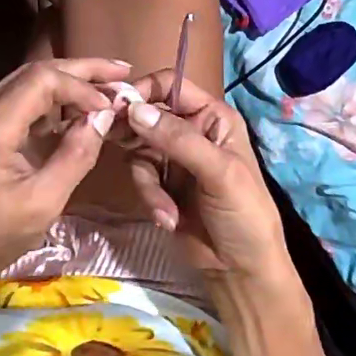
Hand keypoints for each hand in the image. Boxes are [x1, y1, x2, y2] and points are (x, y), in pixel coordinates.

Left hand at [0, 58, 130, 295]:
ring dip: (65, 82)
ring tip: (105, 86)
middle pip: (32, 71)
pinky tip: (74, 108)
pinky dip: (48, 100)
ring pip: (23, 82)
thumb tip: (104, 116)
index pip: (41, 80)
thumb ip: (75, 156)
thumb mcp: (42, 204)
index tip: (111, 105)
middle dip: (80, 70)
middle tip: (121, 72)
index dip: (82, 86)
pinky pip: (14, 101)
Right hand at [120, 70, 288, 279]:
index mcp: (211, 117)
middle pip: (146, 116)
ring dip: (147, 182)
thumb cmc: (244, 213)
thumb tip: (134, 109)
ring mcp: (173, 158)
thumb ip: (178, 139)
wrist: (240, 269)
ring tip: (165, 209)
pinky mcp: (160, 184)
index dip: (144, 91)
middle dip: (132, 134)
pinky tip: (168, 219)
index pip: (171, 86)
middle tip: (111, 141)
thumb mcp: (219, 172)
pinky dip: (150, 198)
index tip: (118, 105)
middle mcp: (190, 130)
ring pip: (138, 151)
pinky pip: (140, 178)